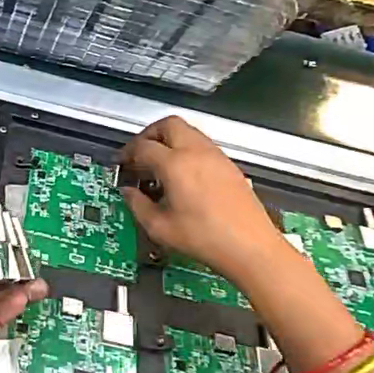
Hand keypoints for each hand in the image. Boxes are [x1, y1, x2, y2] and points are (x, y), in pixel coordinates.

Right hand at [118, 116, 292, 281]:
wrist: (250, 248)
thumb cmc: (206, 239)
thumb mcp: (160, 227)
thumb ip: (137, 205)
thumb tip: (130, 193)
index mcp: (175, 164)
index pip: (143, 146)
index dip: (128, 153)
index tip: (123, 163)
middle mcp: (196, 152)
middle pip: (167, 124)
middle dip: (149, 134)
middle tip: (140, 152)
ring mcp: (216, 156)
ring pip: (188, 131)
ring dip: (170, 140)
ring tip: (160, 163)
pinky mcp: (229, 166)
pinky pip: (202, 145)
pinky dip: (187, 150)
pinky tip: (182, 174)